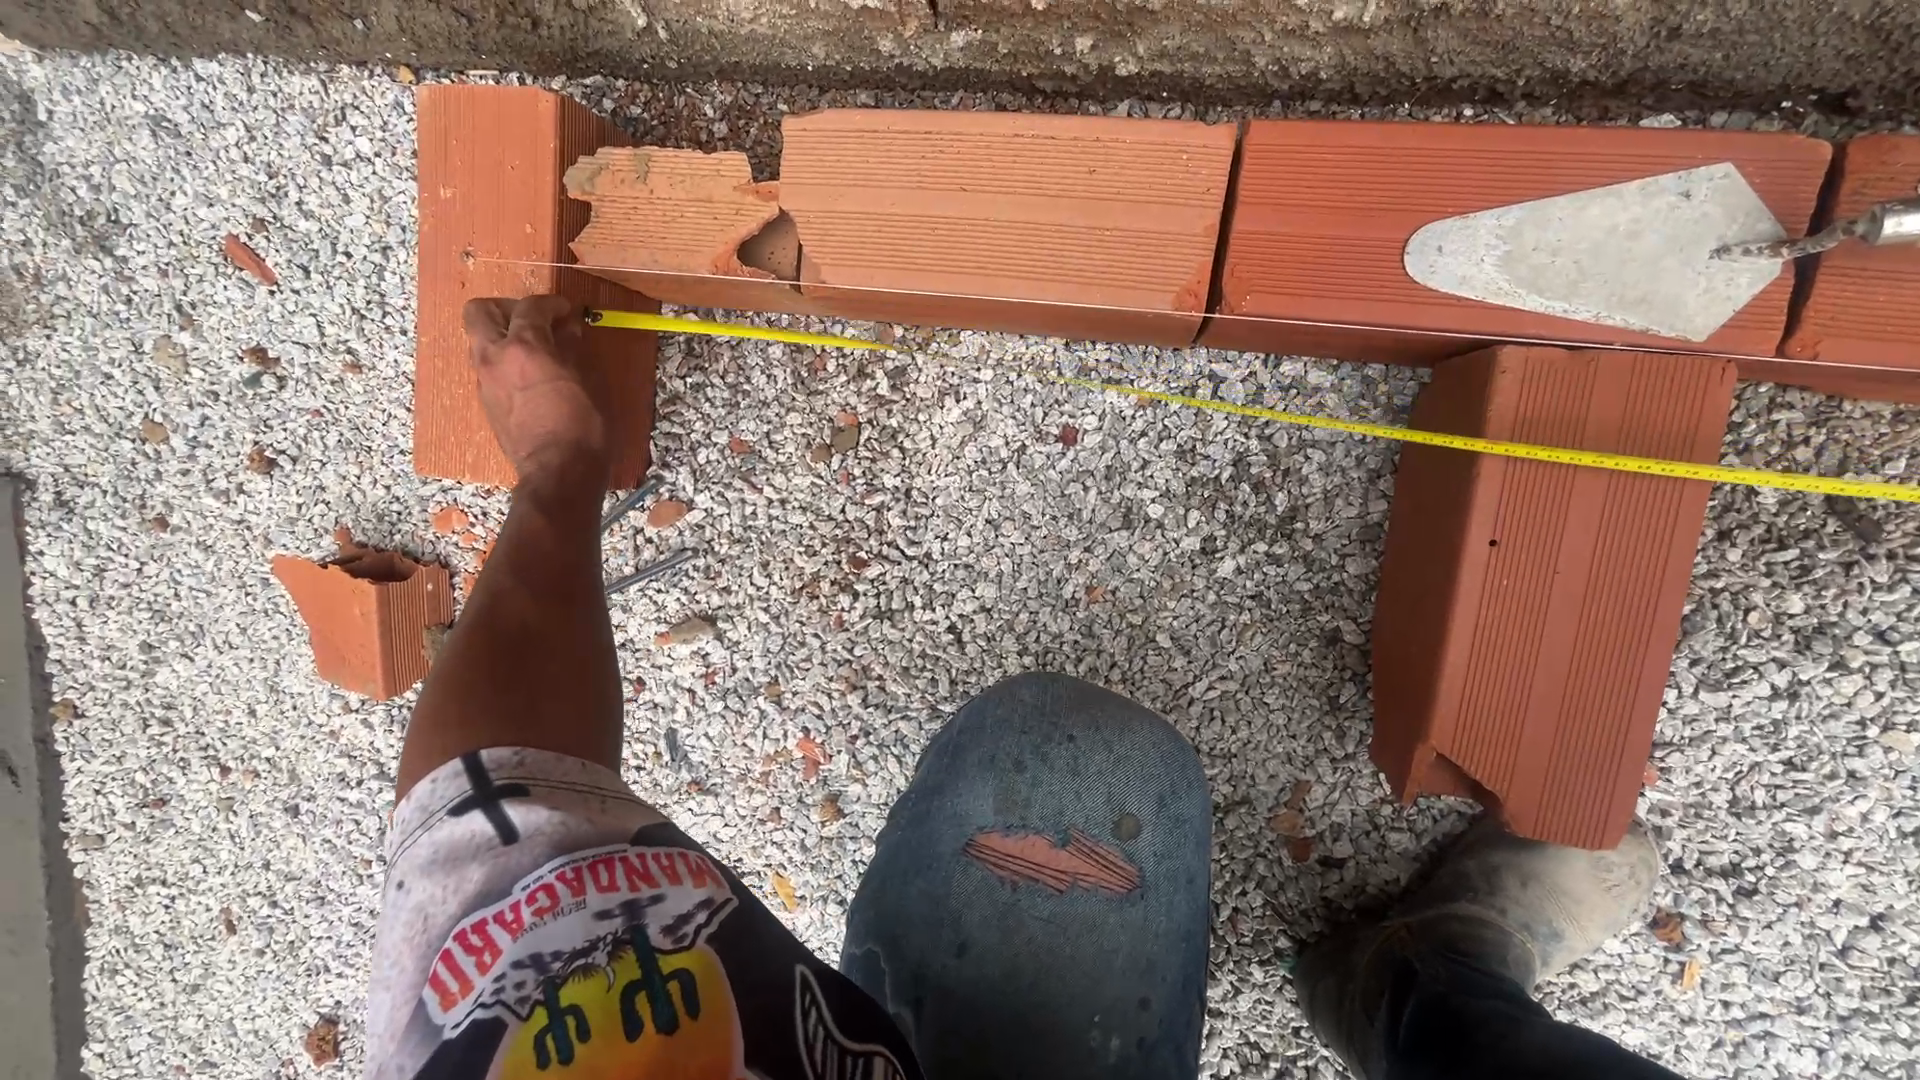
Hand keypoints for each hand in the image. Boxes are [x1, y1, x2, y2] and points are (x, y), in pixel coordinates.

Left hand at [463, 295, 610, 487]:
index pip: (531, 307)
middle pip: (480, 311)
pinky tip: (529, 376)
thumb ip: (572, 351)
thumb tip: (569, 329)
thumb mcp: (587, 384)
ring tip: (533, 349)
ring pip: (480, 339)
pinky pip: (487, 366)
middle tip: (534, 320)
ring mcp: (485, 379)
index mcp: (525, 348)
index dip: (552, 304)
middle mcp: (495, 357)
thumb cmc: (582, 427)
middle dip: (507, 308)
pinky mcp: (485, 400)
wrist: (557, 470)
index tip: (567, 311)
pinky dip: (505, 360)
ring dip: (503, 335)